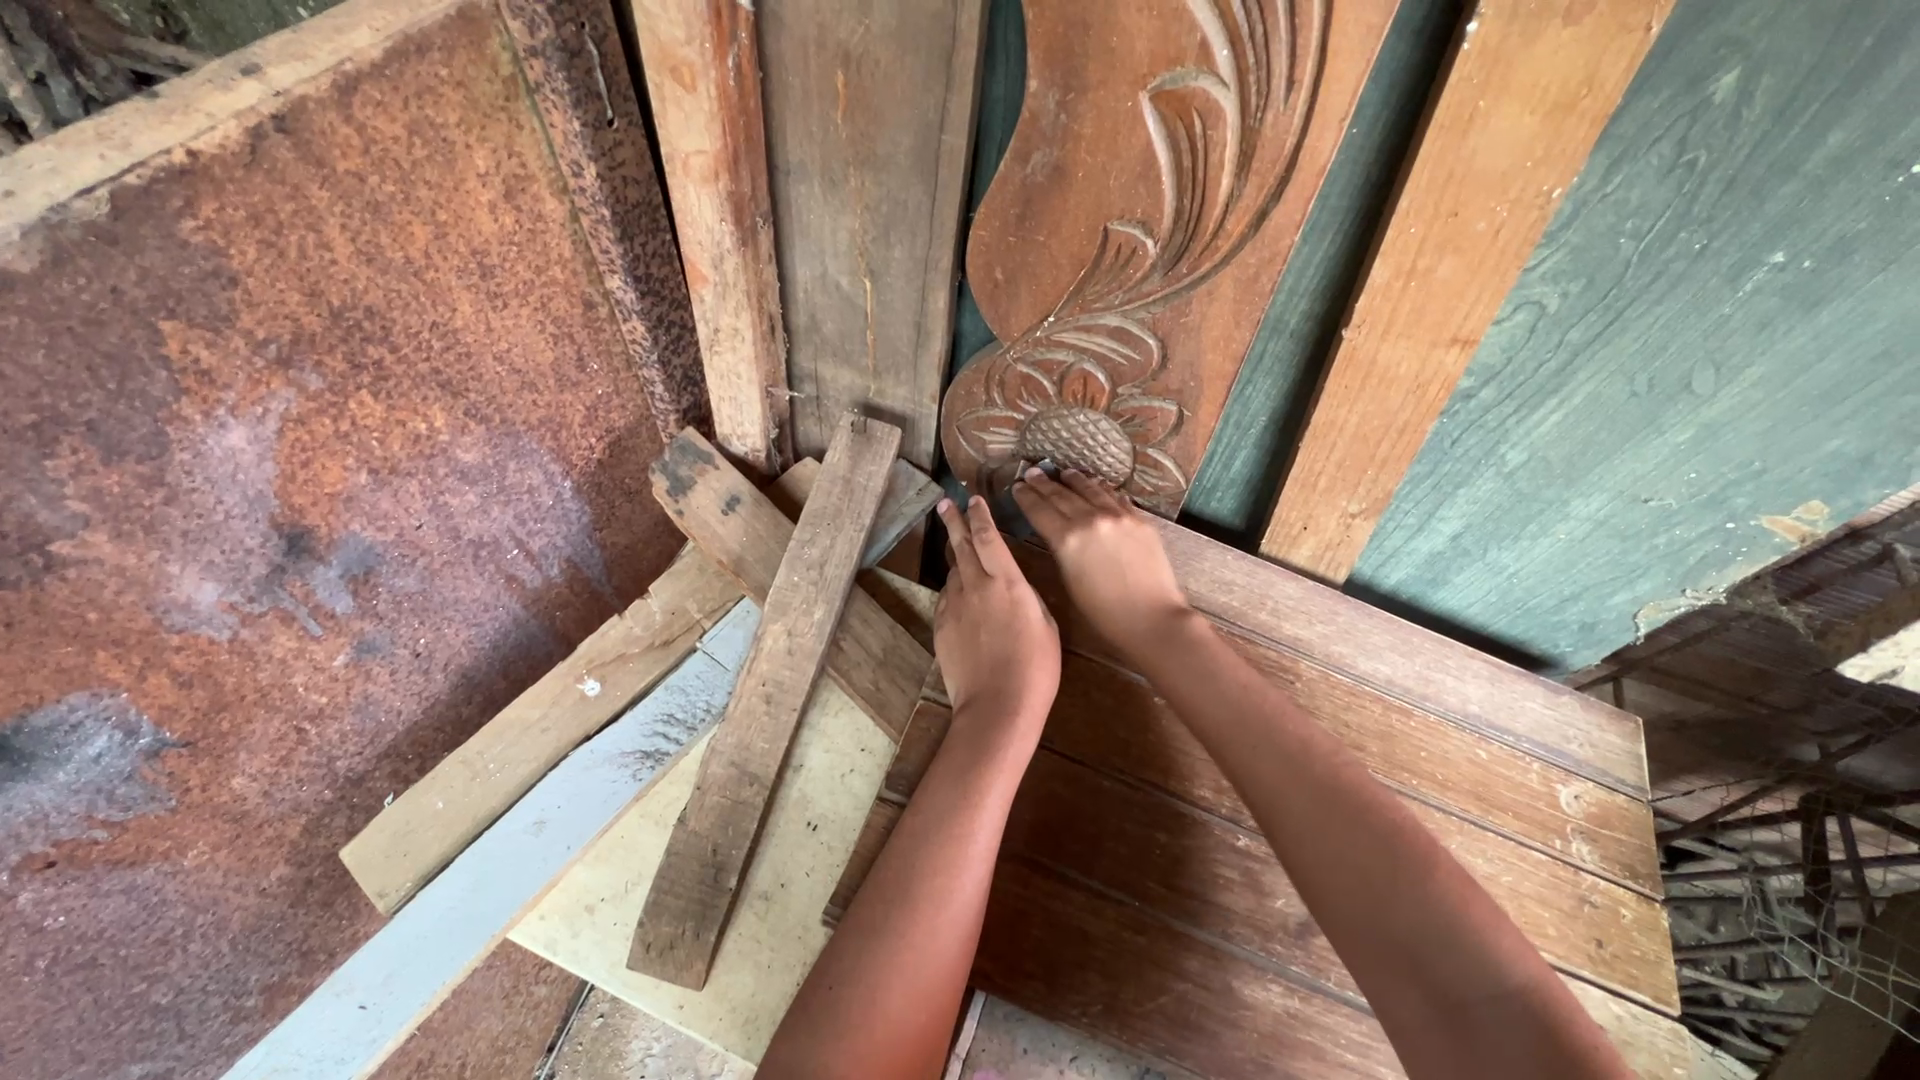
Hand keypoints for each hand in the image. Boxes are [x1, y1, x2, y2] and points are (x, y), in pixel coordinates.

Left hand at [933, 494, 1060, 751]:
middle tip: (946, 504)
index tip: (974, 500)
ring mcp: (954, 607)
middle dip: (954, 521)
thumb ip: (1025, 597)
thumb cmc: (1036, 667)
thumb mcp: (1046, 624)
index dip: (980, 515)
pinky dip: (953, 588)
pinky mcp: (942, 627)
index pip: (988, 537)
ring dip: (956, 556)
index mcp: (1007, 582)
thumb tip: (1013, 587)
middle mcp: (975, 586)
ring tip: (957, 547)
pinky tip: (959, 593)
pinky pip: (947, 598)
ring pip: (953, 572)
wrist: (998, 705)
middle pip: (961, 545)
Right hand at [1010, 468, 1194, 664]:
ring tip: (1064, 472)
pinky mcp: (1140, 520)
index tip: (1018, 486)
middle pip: (1061, 495)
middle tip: (1033, 472)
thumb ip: (1062, 551)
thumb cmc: (1104, 614)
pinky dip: (1102, 489)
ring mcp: (1118, 516)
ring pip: (1091, 489)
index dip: (1026, 497)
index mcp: (1066, 539)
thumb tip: (1058, 532)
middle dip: (1044, 484)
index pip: (1040, 510)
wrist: (1152, 618)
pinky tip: (1098, 486)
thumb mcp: (1069, 583)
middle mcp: (1090, 520)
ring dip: (1074, 480)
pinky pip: (1116, 497)